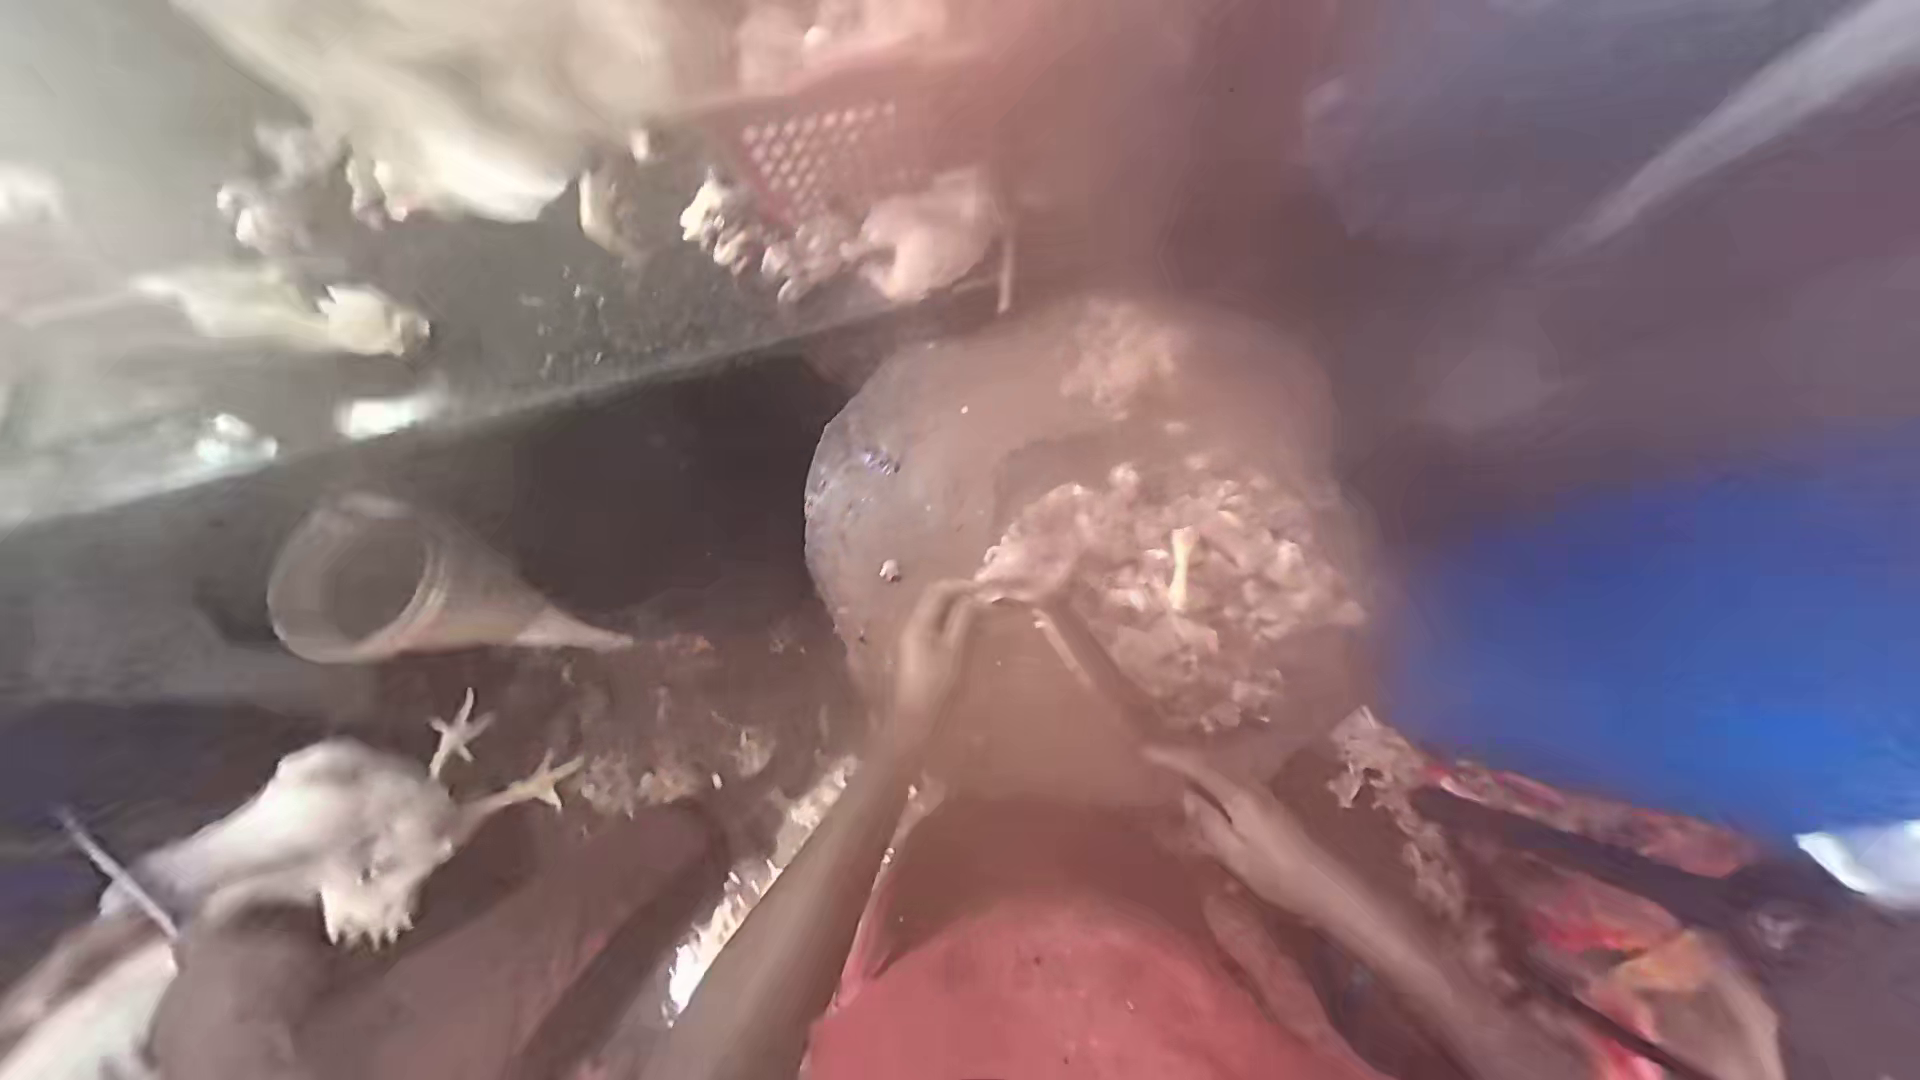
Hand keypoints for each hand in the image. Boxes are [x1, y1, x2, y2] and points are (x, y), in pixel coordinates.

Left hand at [888, 580, 981, 752]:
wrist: (913, 721)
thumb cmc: (936, 687)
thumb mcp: (954, 651)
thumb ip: (964, 621)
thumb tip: (976, 596)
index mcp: (918, 622)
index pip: (940, 589)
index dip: (964, 585)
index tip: (988, 591)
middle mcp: (912, 624)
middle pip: (936, 597)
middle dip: (962, 594)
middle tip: (987, 601)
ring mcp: (912, 637)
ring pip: (936, 611)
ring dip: (958, 608)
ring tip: (982, 615)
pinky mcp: (917, 650)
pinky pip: (936, 625)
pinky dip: (953, 621)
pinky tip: (969, 632)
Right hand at [1145, 746, 1355, 924]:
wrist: (1331, 887)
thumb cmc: (1279, 875)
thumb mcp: (1236, 855)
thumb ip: (1207, 822)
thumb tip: (1184, 794)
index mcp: (1238, 794)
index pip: (1197, 765)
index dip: (1169, 756)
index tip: (1142, 749)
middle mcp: (1249, 785)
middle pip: (1209, 761)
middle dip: (1180, 755)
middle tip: (1152, 755)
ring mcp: (1261, 794)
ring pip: (1220, 769)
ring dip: (1195, 766)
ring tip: (1171, 769)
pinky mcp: (1267, 805)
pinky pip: (1228, 780)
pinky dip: (1208, 778)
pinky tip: (1202, 789)